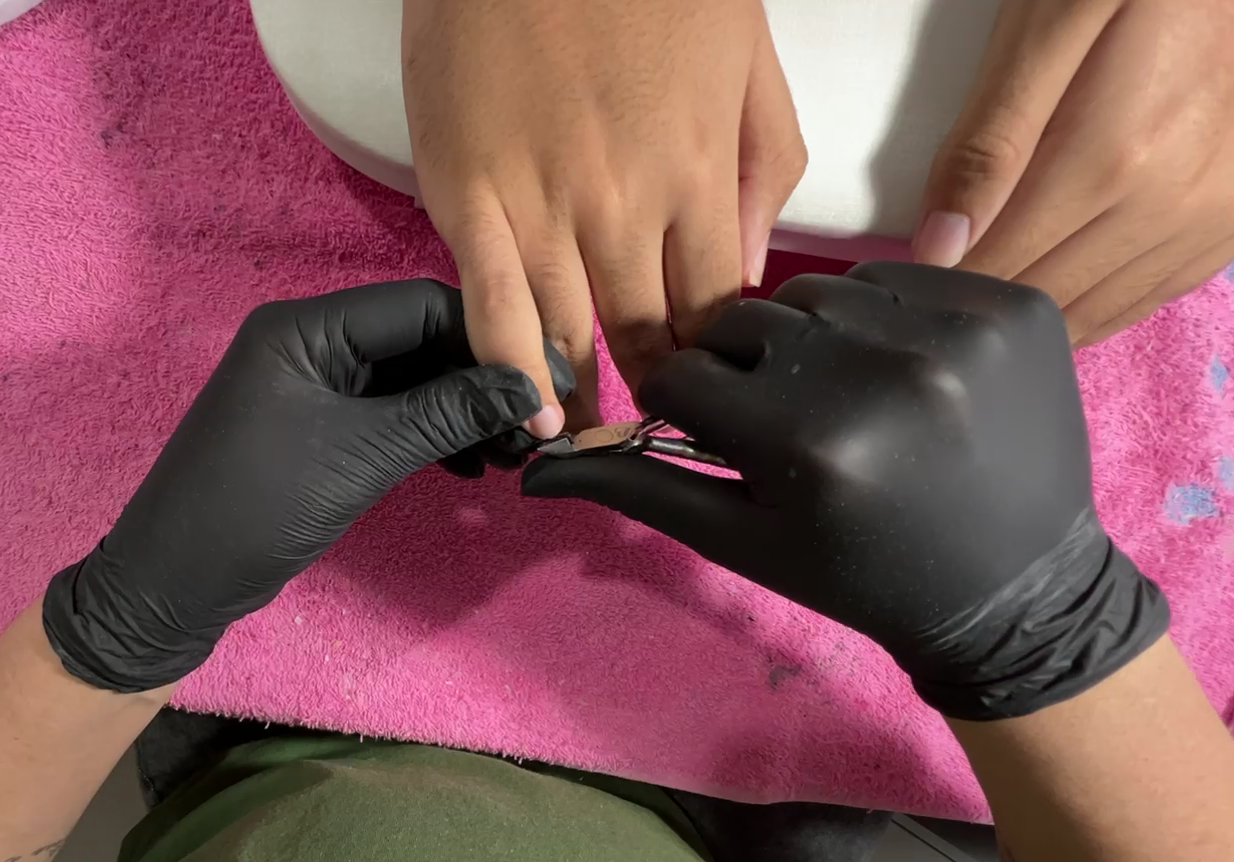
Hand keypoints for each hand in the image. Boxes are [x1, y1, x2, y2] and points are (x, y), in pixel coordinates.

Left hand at [43, 280, 539, 692]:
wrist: (179, 580)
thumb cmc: (259, 505)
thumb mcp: (359, 455)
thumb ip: (445, 414)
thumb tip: (531, 390)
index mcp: (307, 326)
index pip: (419, 307)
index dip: (490, 343)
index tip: (549, 383)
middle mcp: (313, 344)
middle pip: (418, 344)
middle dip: (479, 383)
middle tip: (538, 425)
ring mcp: (317, 389)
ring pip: (409, 385)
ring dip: (460, 415)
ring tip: (512, 453)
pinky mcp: (322, 431)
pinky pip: (389, 419)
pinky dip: (430, 438)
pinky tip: (470, 466)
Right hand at [402, 0, 805, 432]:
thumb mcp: (741, 45)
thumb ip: (762, 157)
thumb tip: (755, 262)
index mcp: (697, 168)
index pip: (716, 305)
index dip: (713, 367)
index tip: (704, 401)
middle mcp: (624, 207)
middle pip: (646, 336)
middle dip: (651, 396)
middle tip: (644, 435)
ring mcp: (542, 211)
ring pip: (569, 339)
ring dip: (580, 403)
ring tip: (582, 444)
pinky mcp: (471, 205)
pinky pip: (491, 311)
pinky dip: (509, 372)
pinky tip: (523, 416)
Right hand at [522, 263, 1168, 718]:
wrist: (1007, 588)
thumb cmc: (846, 573)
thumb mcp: (732, 539)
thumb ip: (635, 488)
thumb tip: (534, 472)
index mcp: (804, 442)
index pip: (679, 376)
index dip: (674, 405)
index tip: (704, 432)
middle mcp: (881, 372)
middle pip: (739, 322)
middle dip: (730, 367)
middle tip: (762, 414)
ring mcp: (956, 330)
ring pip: (811, 291)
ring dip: (795, 337)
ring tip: (821, 390)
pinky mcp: (1012, 304)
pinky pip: (890, 278)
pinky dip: (867, 317)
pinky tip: (882, 368)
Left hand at [914, 0, 1233, 343]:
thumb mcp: (1045, 34)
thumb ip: (986, 146)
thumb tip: (937, 249)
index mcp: (1110, 162)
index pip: (991, 272)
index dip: (941, 286)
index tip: (911, 280)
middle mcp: (1175, 201)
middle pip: (1037, 301)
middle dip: (980, 300)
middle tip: (947, 282)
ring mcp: (1228, 208)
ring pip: (1094, 312)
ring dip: (1034, 312)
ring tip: (997, 284)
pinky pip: (1156, 293)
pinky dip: (1097, 306)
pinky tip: (1059, 294)